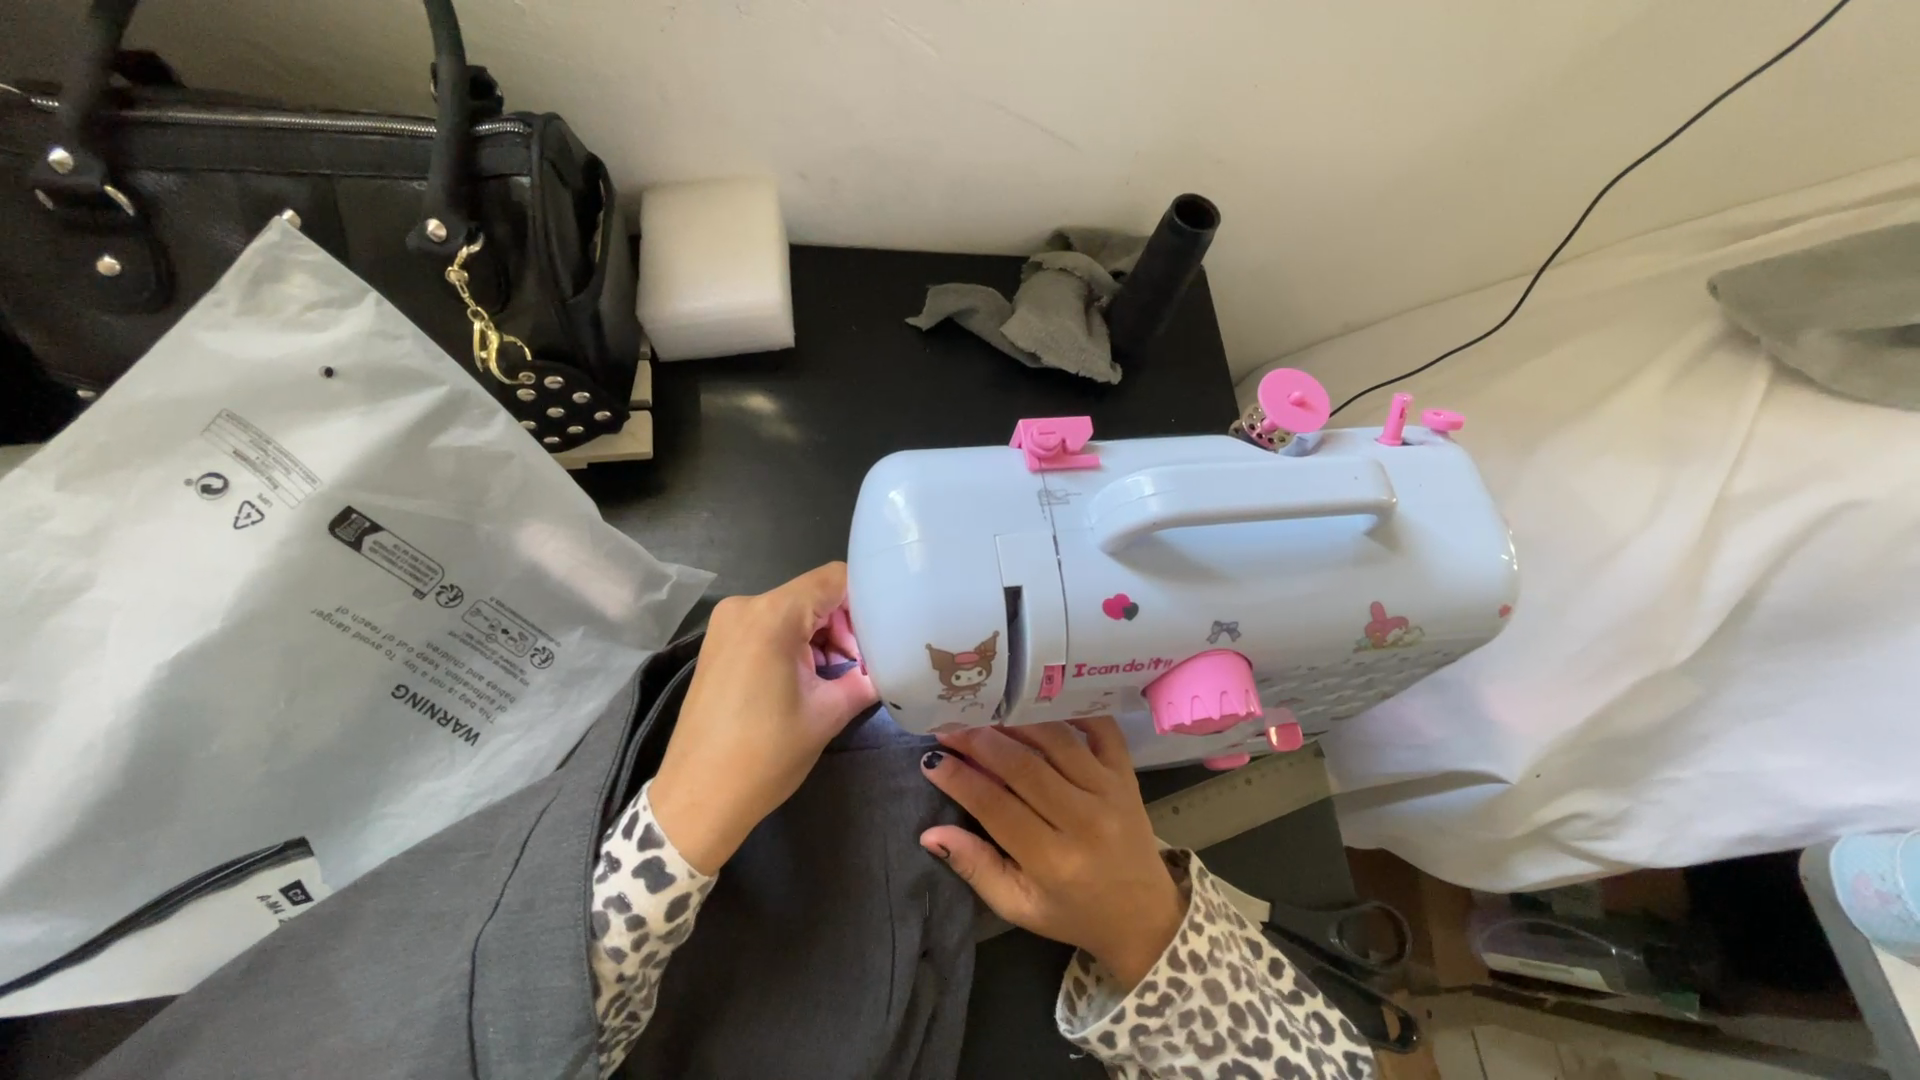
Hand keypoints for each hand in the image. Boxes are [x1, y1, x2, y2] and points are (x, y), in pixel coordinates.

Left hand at [648, 563, 876, 874]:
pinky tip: (808, 682)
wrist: (698, 800)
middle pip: (814, 595)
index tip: (885, 637)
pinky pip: (771, 627)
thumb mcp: (828, 714)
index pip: (836, 579)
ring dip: (823, 639)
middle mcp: (745, 607)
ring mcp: (727, 624)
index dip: (868, 602)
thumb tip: (893, 666)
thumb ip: (865, 678)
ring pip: (794, 612)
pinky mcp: (720, 644)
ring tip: (837, 682)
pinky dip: (797, 645)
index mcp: (772, 616)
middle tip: (862, 669)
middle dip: (846, 627)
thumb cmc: (765, 756)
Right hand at [918, 718, 1185, 989]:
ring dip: (1014, 723)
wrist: (1143, 915)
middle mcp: (1084, 820)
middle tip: (947, 727)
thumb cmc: (1073, 911)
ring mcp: (1110, 791)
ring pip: (1055, 740)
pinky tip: (1039, 704)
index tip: (931, 759)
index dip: (959, 779)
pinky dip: (1071, 710)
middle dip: (978, 741)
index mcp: (1054, 860)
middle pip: (1023, 766)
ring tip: (982, 714)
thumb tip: (929, 834)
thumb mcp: (1019, 905)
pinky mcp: (1127, 775)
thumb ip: (976, 868)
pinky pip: (1101, 728)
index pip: (995, 806)